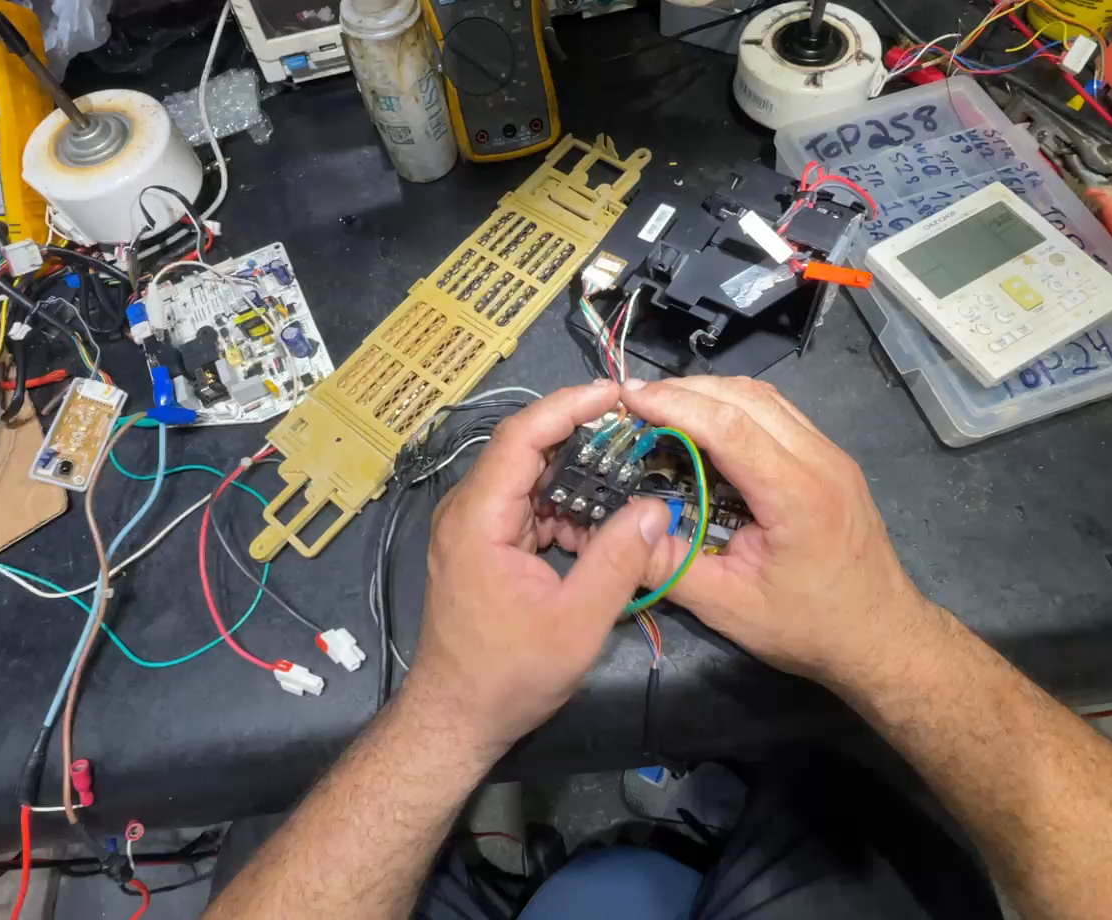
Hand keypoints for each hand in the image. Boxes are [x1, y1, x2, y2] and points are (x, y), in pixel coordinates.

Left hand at [403, 380, 677, 756]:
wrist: (455, 718)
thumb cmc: (509, 675)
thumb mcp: (576, 623)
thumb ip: (617, 561)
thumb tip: (656, 509)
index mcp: (479, 518)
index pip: (521, 437)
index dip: (567, 407)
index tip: (614, 394)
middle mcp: (467, 511)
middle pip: (522, 449)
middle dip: (578, 435)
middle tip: (631, 430)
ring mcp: (471, 527)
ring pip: (525, 476)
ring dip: (572, 474)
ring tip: (623, 475)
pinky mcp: (481, 544)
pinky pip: (524, 506)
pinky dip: (560, 506)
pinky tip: (594, 523)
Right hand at [619, 376, 938, 689]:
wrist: (883, 637)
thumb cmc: (810, 627)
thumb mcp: (729, 608)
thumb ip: (669, 567)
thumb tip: (617, 535)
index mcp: (797, 495)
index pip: (729, 426)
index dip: (674, 405)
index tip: (629, 396)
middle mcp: (819, 460)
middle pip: (745, 397)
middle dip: (684, 390)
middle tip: (635, 398)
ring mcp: (830, 453)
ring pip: (763, 396)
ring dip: (709, 391)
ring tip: (662, 403)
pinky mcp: (829, 458)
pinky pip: (777, 411)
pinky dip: (733, 403)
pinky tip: (705, 420)